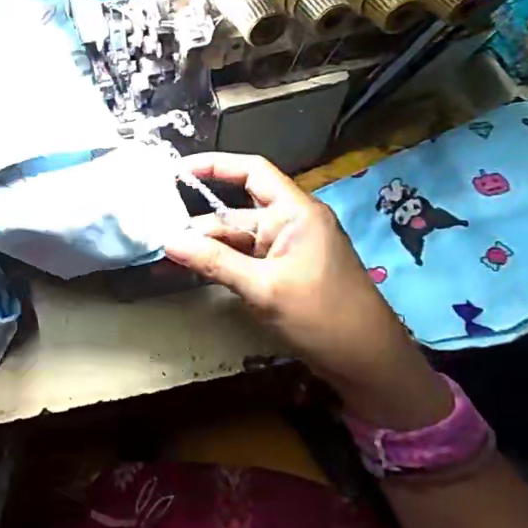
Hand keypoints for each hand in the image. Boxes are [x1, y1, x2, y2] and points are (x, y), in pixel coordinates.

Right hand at [164, 153, 450, 428]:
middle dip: (200, 226)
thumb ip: (215, 262)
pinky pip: (246, 261)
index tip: (179, 169)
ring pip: (238, 240)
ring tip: (166, 260)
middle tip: (159, 239)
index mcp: (295, 213)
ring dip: (206, 250)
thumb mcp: (264, 288)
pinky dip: (221, 266)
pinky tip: (192, 273)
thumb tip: (170, 241)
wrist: (368, 362)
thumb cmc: (323, 317)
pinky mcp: (284, 274)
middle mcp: (291, 224)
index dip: (216, 165)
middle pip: (237, 213)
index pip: (253, 172)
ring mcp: (288, 251)